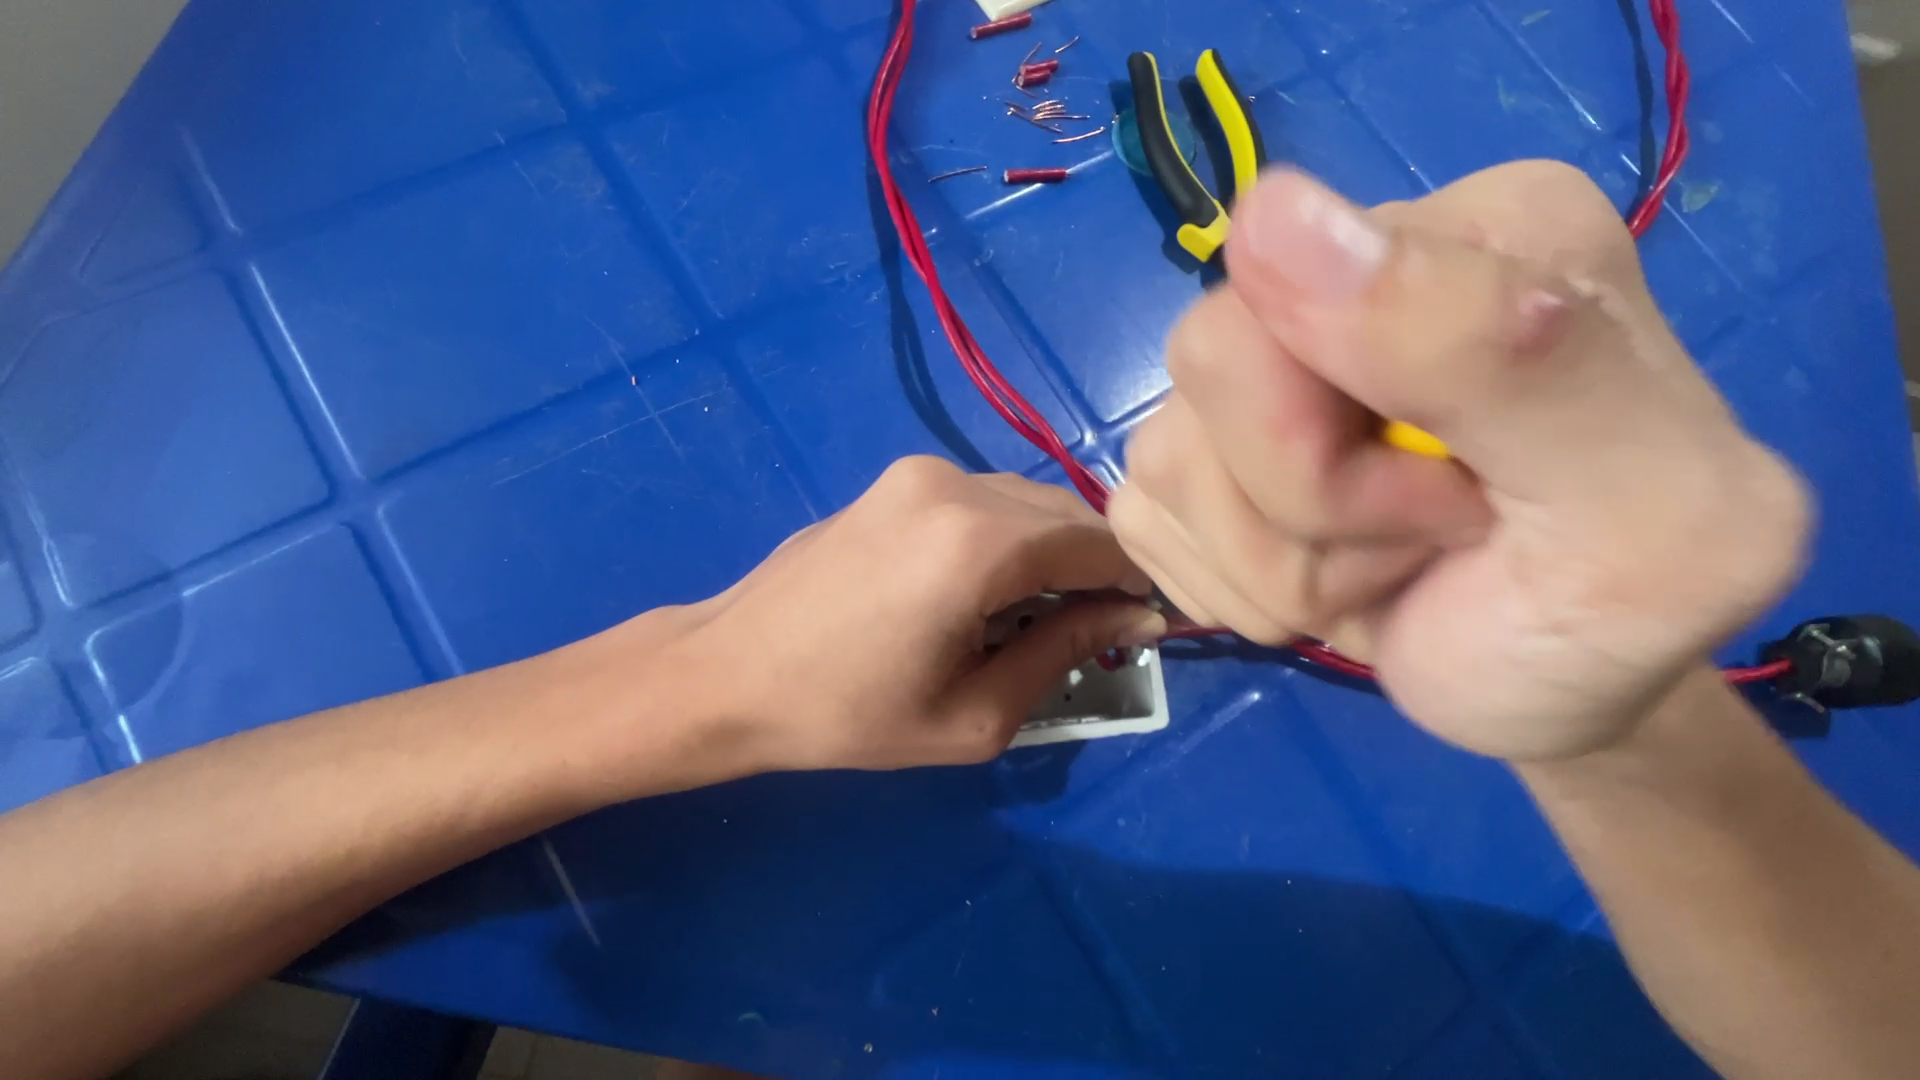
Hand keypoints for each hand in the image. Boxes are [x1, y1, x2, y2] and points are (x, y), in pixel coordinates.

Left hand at [667, 457, 1163, 771]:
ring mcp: (919, 472)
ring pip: (1027, 500)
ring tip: (1037, 614)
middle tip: (1095, 629)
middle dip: (1097, 564)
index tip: (1145, 625)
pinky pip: (984, 498)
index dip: (1136, 580)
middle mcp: (955, 485)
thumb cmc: (848, 714)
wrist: (728, 673)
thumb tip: (1137, 617)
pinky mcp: (896, 478)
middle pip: (1068, 511)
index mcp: (978, 543)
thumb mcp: (974, 713)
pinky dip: (1009, 535)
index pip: (1101, 541)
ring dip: (1053, 549)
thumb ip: (1066, 653)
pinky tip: (986, 587)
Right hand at [1108, 163, 1809, 760]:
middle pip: (1205, 359)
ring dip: (1274, 568)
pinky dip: (1226, 587)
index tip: (1459, 502)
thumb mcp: (1631, 499)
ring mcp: (1247, 374)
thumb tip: (1269, 209)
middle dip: (1304, 506)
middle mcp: (1335, 278)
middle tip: (1419, 538)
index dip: (1337, 448)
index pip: (1281, 292)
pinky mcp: (1190, 458)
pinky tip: (1311, 585)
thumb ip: (1482, 345)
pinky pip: (1138, 517)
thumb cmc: (1607, 609)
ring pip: (1164, 455)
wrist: (1539, 687)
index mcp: (1464, 233)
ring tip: (1378, 574)